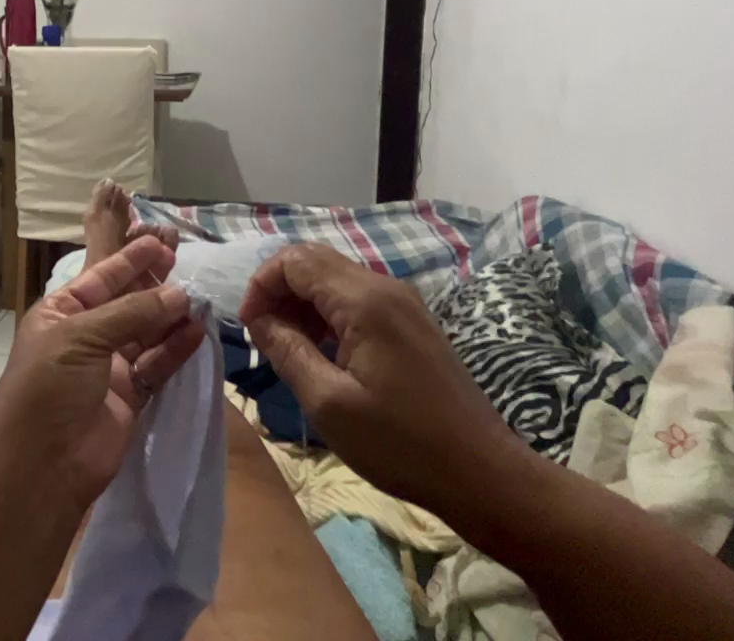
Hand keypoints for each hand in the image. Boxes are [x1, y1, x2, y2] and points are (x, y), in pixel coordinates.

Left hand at [0, 237, 206, 511]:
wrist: (41, 468)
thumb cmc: (48, 388)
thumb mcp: (81, 339)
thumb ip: (131, 314)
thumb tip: (178, 293)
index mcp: (60, 313)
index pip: (100, 277)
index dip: (130, 261)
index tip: (160, 242)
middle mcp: (85, 335)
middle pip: (126, 302)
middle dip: (154, 284)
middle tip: (187, 264)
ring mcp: (108, 367)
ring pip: (146, 333)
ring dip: (170, 316)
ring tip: (200, 298)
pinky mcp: (129, 397)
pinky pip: (156, 365)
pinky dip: (175, 349)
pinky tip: (197, 332)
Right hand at [239, 244, 534, 518]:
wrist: (483, 474)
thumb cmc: (401, 443)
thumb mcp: (328, 402)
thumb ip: (286, 350)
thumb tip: (257, 319)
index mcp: (364, 301)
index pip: (295, 260)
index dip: (261, 285)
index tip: (249, 327)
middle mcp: (385, 288)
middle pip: (314, 261)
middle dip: (278, 290)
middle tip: (263, 334)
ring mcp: (402, 304)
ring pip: (334, 278)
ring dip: (300, 303)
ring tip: (286, 346)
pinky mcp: (410, 323)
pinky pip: (355, 299)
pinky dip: (326, 314)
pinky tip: (320, 351)